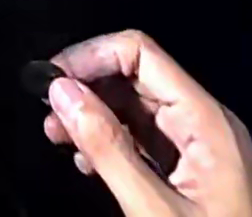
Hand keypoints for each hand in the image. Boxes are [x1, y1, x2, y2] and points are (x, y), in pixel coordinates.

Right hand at [41, 31, 251, 216]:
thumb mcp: (158, 214)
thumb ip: (109, 149)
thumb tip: (59, 88)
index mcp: (203, 117)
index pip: (140, 52)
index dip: (93, 56)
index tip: (52, 81)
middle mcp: (202, 121)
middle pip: (136, 77)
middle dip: (89, 88)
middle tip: (48, 116)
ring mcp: (199, 150)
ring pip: (136, 109)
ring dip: (95, 116)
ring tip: (56, 137)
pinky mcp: (194, 178)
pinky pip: (145, 141)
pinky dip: (112, 143)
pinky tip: (86, 162)